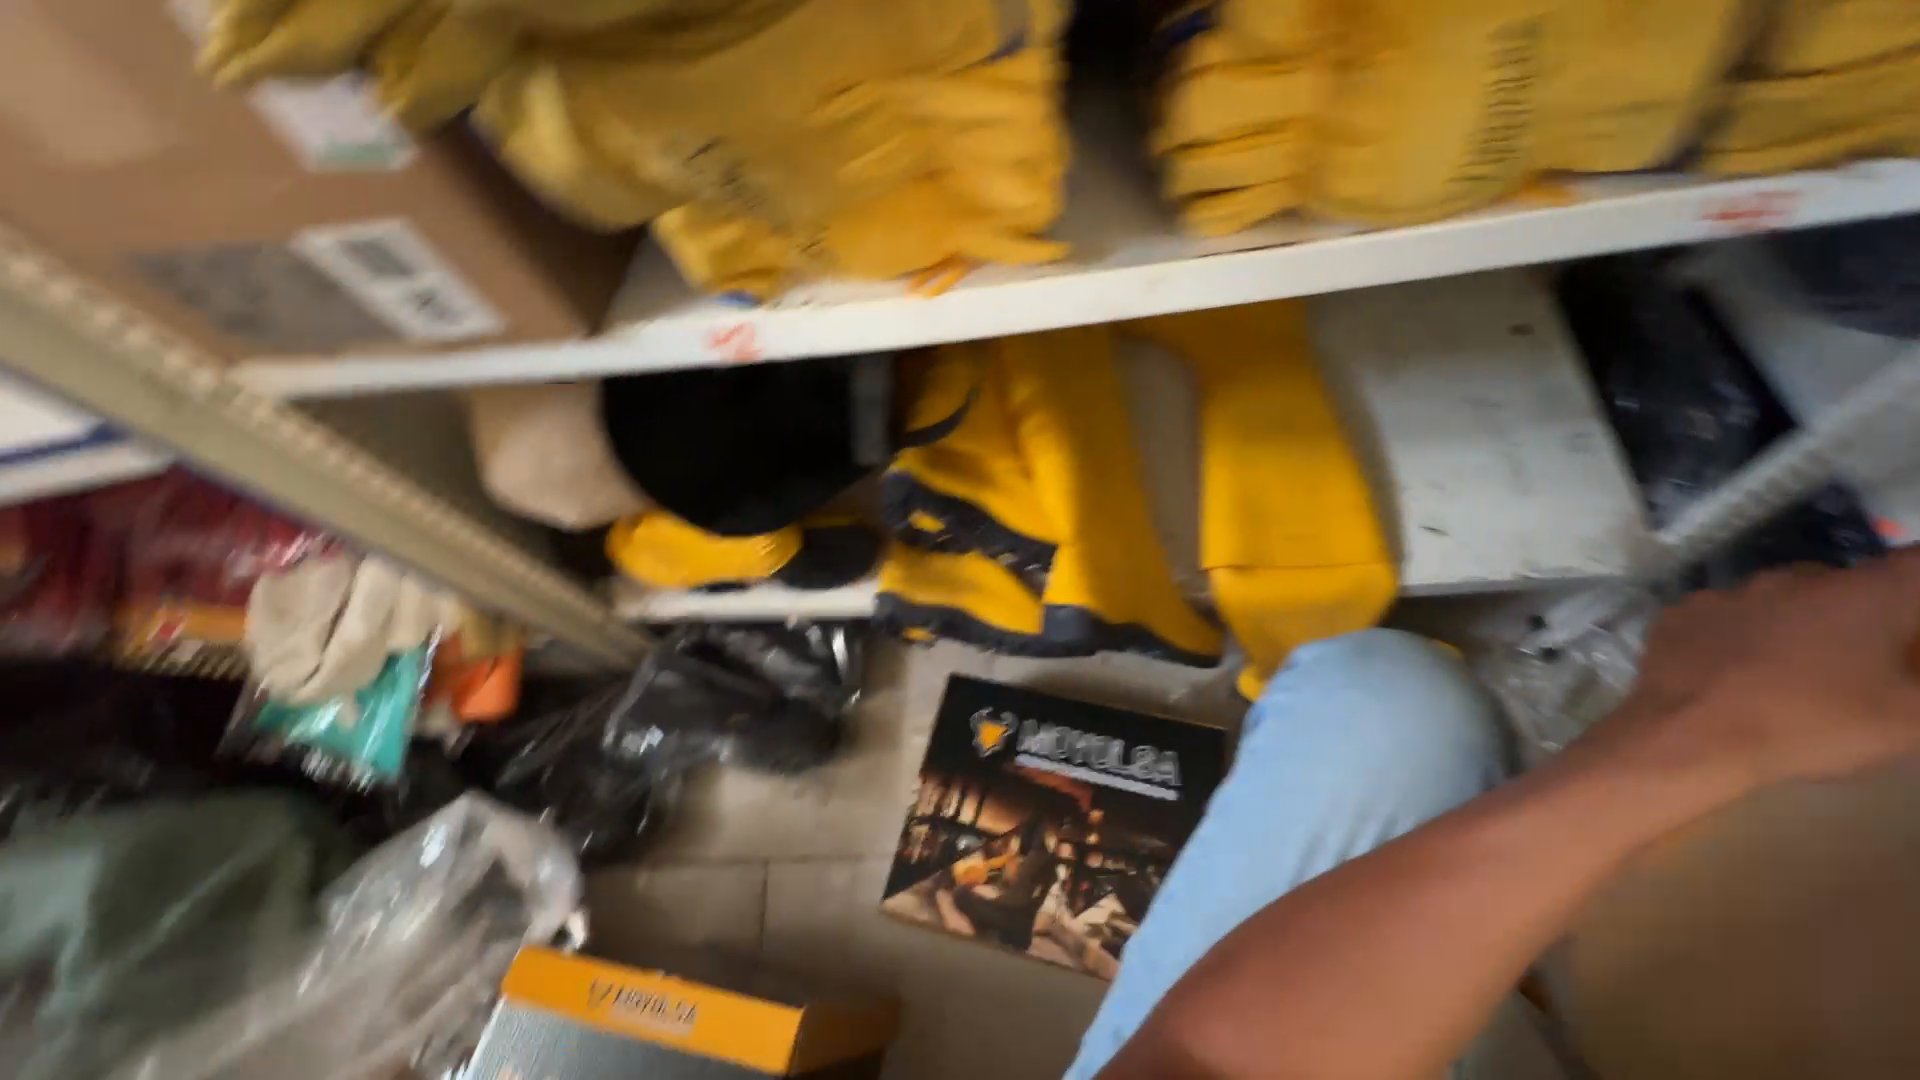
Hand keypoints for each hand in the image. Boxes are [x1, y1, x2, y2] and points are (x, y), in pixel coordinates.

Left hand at [1585, 550, 1919, 796]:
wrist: (1685, 735)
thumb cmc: (1809, 723)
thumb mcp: (1913, 718)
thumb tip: (1909, 671)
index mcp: (1861, 593)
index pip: (1919, 563)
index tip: (1913, 621)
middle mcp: (1788, 579)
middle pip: (1847, 582)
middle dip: (1868, 609)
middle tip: (1872, 652)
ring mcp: (1723, 593)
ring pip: (1779, 597)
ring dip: (1800, 620)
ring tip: (1801, 664)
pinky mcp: (1677, 614)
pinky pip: (1725, 615)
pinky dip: (1741, 633)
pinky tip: (1739, 667)